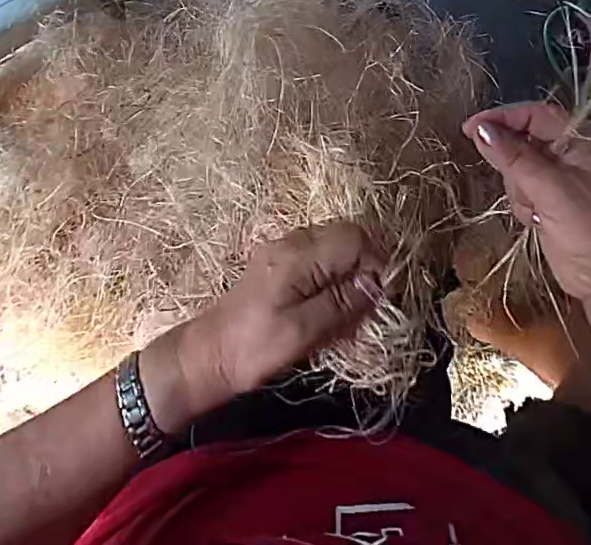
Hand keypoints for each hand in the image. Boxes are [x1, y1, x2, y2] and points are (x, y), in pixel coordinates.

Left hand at [140, 223, 385, 430]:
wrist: (209, 354)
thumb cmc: (255, 348)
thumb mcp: (302, 333)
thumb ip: (340, 304)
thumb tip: (376, 284)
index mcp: (297, 255)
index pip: (354, 237)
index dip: (376, 262)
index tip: (381, 297)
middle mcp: (291, 241)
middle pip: (346, 236)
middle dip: (365, 267)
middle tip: (368, 307)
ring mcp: (283, 248)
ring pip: (334, 246)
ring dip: (349, 273)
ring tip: (349, 312)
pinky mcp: (279, 261)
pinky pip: (318, 257)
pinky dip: (332, 277)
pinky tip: (328, 307)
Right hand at [462, 102, 590, 301]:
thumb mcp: (553, 191)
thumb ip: (514, 157)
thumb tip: (480, 129)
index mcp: (586, 141)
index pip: (536, 114)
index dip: (503, 118)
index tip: (471, 129)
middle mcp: (575, 155)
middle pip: (524, 140)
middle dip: (514, 163)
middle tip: (522, 188)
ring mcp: (564, 180)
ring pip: (518, 167)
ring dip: (519, 188)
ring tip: (538, 211)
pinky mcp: (554, 203)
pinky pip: (523, 190)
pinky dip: (524, 204)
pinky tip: (539, 222)